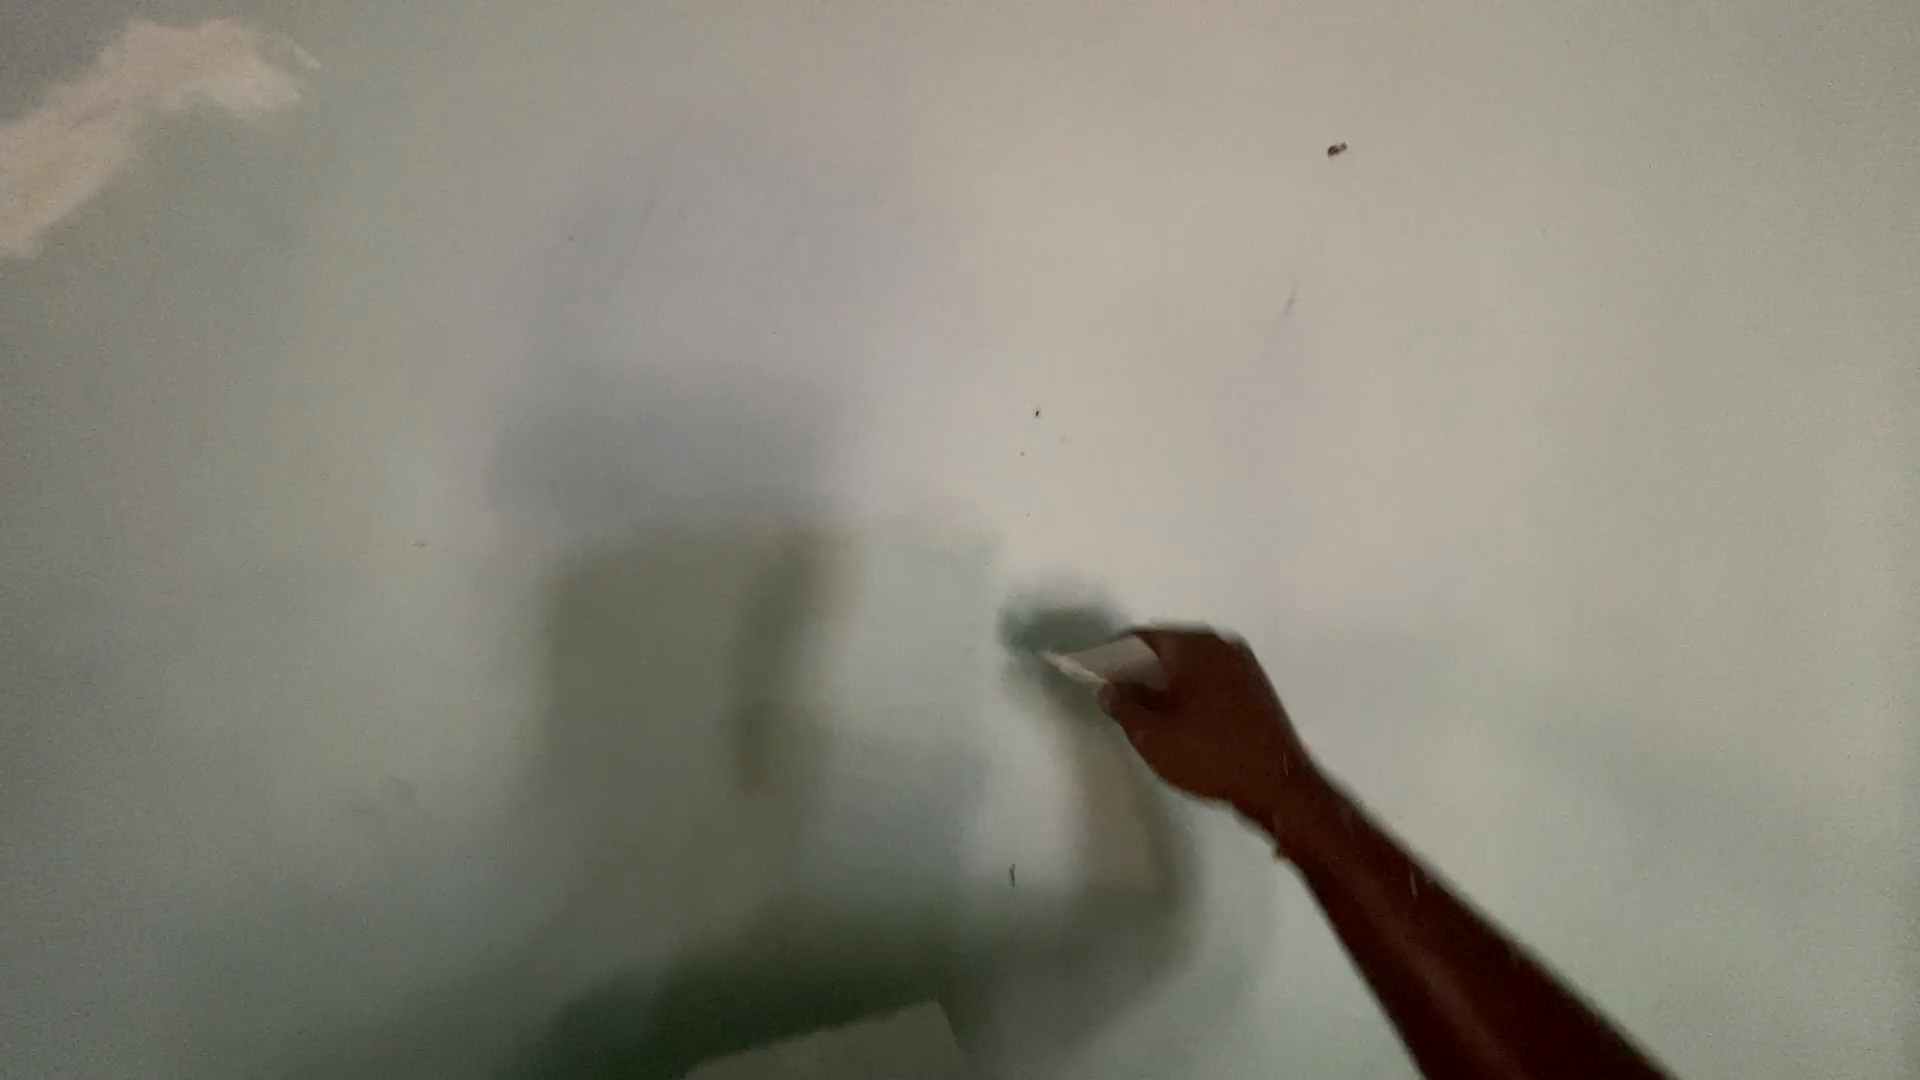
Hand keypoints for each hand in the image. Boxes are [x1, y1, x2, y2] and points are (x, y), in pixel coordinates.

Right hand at [1099, 628, 1318, 824]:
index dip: (1114, 657)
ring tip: (1152, 714)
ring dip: (1169, 683)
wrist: (1279, 787)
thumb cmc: (1208, 753)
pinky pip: (1213, 679)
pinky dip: (1193, 691)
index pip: (1141, 638)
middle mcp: (1221, 644)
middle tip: (1124, 699)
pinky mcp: (1257, 688)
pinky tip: (1185, 720)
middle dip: (1143, 671)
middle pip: (1168, 648)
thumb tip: (1109, 688)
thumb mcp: (1151, 733)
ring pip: (1192, 665)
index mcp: (1194, 644)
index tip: (1101, 679)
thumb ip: (1122, 705)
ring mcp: (1244, 665)